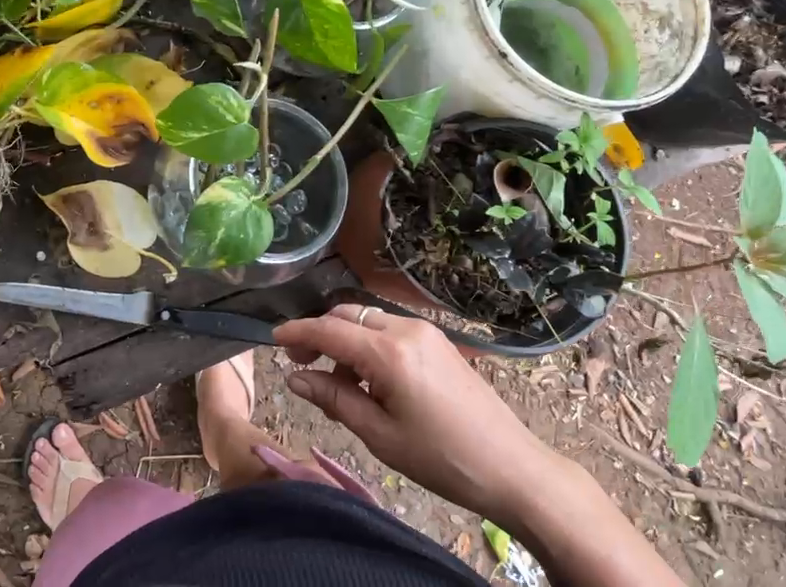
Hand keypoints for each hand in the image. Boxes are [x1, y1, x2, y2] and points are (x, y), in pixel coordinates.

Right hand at [274, 304, 567, 522]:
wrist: (513, 469)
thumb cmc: (442, 459)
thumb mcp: (380, 435)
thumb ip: (334, 398)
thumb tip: (295, 378)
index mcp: (389, 353)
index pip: (328, 330)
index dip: (296, 333)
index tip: (272, 339)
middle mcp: (405, 330)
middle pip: (346, 316)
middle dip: (319, 335)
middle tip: (302, 367)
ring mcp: (426, 333)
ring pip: (367, 321)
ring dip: (344, 342)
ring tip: (337, 384)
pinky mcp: (439, 342)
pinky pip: (390, 331)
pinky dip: (368, 346)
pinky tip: (370, 381)